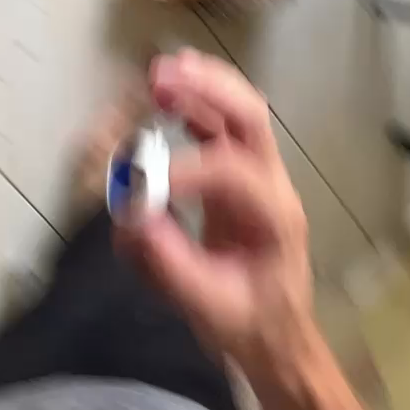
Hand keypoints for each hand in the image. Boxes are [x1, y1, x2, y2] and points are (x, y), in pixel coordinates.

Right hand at [117, 50, 316, 379]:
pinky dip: (199, 102)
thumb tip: (129, 217)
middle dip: (207, 90)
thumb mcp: (207, 307)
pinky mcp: (243, 173)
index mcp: (275, 217)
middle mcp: (274, 183)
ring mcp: (262, 173)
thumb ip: (170, 265)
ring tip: (162, 73)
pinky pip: (224, 125)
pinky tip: (169, 94)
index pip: (231, 173)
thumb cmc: (248, 324)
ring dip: (202, 87)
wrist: (279, 336)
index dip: (185, 170)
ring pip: (239, 111)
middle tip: (162, 76)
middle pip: (249, 117)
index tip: (140, 183)